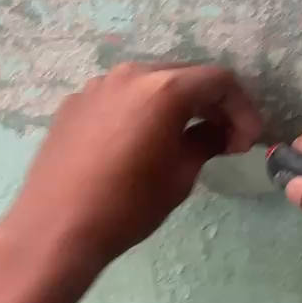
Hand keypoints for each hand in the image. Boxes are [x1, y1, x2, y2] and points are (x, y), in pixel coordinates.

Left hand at [0, 62, 262, 275]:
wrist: (55, 228)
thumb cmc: (126, 206)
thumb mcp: (179, 177)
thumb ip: (206, 143)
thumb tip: (221, 134)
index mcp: (163, 88)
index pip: (218, 81)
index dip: (242, 109)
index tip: (246, 141)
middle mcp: (130, 74)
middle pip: (185, 75)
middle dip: (210, 104)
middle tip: (224, 140)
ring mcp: (98, 85)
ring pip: (151, 83)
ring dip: (176, 105)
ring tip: (184, 140)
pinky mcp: (75, 102)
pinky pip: (121, 96)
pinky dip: (142, 110)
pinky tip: (141, 142)